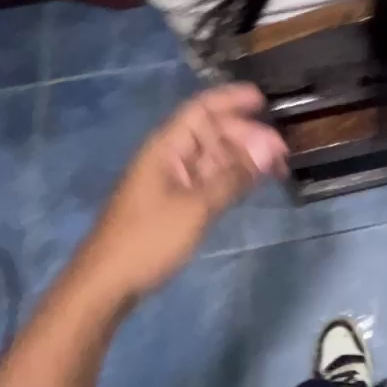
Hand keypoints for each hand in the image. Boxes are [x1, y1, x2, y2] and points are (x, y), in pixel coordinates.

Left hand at [70, 84, 286, 299]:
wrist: (105, 286)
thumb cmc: (147, 239)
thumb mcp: (196, 207)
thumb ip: (234, 176)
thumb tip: (269, 148)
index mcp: (167, 146)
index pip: (202, 109)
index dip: (231, 100)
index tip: (264, 100)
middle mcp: (170, 156)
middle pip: (212, 133)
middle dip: (247, 135)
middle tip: (281, 148)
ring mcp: (172, 181)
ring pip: (214, 157)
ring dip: (243, 157)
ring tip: (276, 165)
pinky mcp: (176, 204)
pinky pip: (210, 179)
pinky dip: (232, 176)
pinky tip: (253, 182)